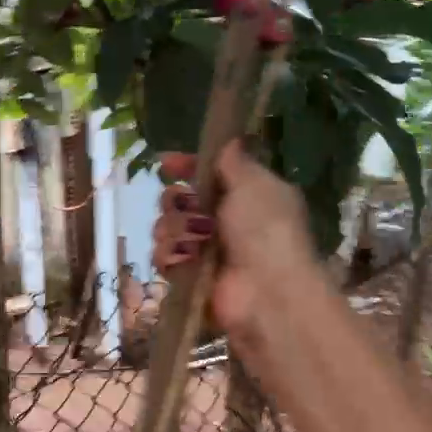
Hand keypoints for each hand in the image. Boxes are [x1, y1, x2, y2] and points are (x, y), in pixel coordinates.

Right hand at [152, 140, 314, 344]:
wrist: (267, 289)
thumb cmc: (267, 230)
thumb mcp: (255, 184)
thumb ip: (234, 162)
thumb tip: (228, 142)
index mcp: (244, 195)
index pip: (205, 174)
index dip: (185, 166)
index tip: (166, 163)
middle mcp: (222, 221)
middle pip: (177, 201)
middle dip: (177, 203)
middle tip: (191, 210)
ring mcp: (204, 251)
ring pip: (166, 228)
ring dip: (177, 231)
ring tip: (197, 241)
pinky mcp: (189, 277)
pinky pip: (164, 257)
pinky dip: (173, 256)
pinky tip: (188, 260)